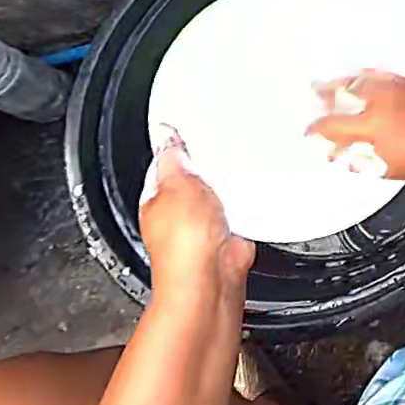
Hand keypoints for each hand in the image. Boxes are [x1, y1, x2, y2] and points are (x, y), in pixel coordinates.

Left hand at [140, 127, 253, 300]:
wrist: (212, 272)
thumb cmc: (185, 239)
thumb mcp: (177, 185)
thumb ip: (175, 160)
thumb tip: (167, 137)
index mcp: (156, 198)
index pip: (168, 163)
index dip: (182, 147)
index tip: (196, 132)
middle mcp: (178, 211)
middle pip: (197, 175)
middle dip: (210, 164)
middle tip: (221, 151)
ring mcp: (204, 222)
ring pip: (220, 189)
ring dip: (229, 182)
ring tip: (234, 173)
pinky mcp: (229, 229)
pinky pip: (239, 204)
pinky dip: (245, 199)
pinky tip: (248, 194)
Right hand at [309, 70, 404, 180]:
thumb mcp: (386, 167)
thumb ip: (360, 158)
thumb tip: (343, 154)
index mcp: (370, 125)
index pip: (333, 125)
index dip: (317, 130)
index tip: (310, 132)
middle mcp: (380, 102)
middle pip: (344, 93)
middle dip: (326, 94)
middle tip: (315, 93)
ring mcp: (396, 89)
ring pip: (362, 80)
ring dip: (344, 82)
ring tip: (332, 83)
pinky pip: (381, 74)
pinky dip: (368, 75)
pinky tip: (364, 75)